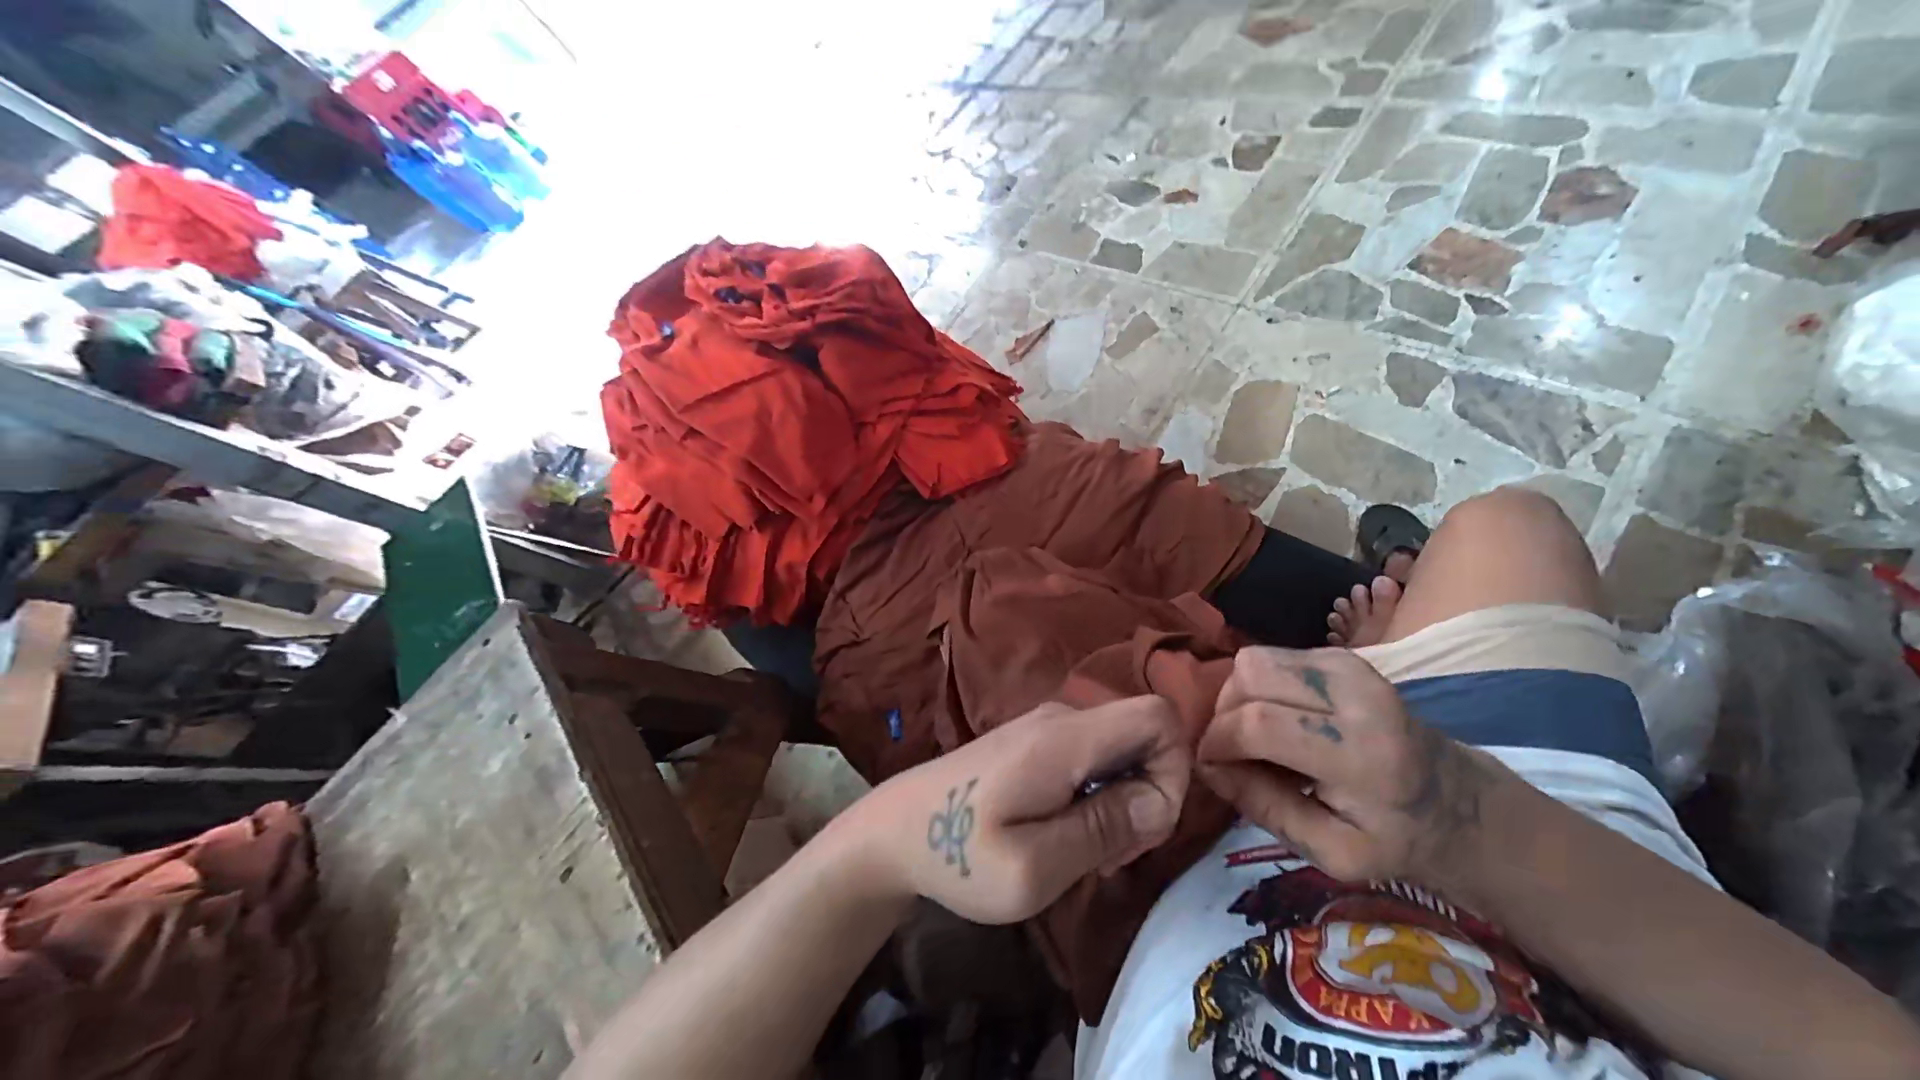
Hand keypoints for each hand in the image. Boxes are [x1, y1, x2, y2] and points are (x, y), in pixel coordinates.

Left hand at [845, 696, 1190, 923]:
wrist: (895, 831)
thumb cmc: (959, 855)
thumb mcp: (1033, 866)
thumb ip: (1103, 830)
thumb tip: (1162, 800)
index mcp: (1065, 738)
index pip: (1159, 716)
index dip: (1174, 771)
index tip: (1142, 831)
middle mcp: (1061, 718)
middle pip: (1144, 736)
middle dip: (1148, 797)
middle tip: (1111, 855)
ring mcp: (1047, 727)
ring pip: (1121, 751)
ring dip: (1122, 804)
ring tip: (1084, 855)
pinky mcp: (1037, 743)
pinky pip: (1094, 758)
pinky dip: (1098, 797)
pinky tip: (1066, 835)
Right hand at [1195, 647, 1500, 885]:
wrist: (1460, 803)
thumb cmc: (1396, 838)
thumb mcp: (1333, 853)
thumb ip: (1266, 808)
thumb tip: (1208, 767)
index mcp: (1361, 755)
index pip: (1260, 724)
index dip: (1219, 741)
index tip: (1209, 764)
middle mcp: (1357, 696)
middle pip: (1251, 674)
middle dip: (1223, 710)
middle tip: (1229, 747)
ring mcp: (1351, 667)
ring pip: (1256, 658)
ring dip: (1237, 694)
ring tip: (1250, 732)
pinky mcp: (1344, 657)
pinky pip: (1274, 656)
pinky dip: (1259, 685)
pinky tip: (1275, 717)